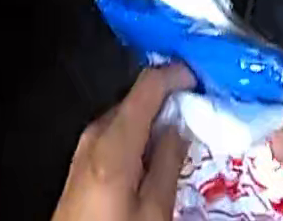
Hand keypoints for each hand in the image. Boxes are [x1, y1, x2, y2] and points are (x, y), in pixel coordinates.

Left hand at [51, 64, 192, 220]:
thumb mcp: (154, 213)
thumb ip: (170, 160)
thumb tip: (181, 121)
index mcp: (114, 140)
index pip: (148, 83)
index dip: (176, 74)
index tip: (201, 79)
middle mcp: (96, 133)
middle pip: (137, 98)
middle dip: (168, 100)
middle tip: (197, 112)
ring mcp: (85, 147)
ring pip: (127, 115)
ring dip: (153, 119)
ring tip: (181, 135)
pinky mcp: (81, 163)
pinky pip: (116, 133)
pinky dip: (138, 134)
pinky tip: (154, 156)